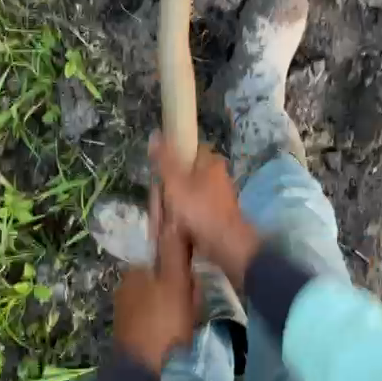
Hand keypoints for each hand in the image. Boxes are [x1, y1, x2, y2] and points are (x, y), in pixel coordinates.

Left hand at [111, 208, 197, 374]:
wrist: (141, 371)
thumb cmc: (163, 323)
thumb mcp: (175, 282)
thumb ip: (174, 251)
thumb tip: (174, 219)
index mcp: (137, 267)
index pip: (162, 247)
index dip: (183, 252)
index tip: (198, 262)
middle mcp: (127, 281)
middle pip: (162, 270)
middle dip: (181, 278)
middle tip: (197, 294)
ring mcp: (126, 305)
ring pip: (160, 291)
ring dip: (176, 297)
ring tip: (192, 311)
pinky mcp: (130, 326)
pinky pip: (156, 310)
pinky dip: (168, 313)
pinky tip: (179, 325)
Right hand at [149, 136, 260, 288]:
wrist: (227, 246)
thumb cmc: (200, 211)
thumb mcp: (176, 183)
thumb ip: (164, 160)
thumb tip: (155, 134)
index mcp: (210, 163)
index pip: (185, 152)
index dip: (168, 165)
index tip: (159, 181)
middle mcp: (216, 177)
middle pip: (181, 178)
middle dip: (166, 196)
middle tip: (160, 210)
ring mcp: (216, 198)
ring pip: (183, 199)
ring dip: (171, 212)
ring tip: (166, 225)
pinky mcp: (214, 217)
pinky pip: (190, 214)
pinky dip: (181, 223)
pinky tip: (176, 232)